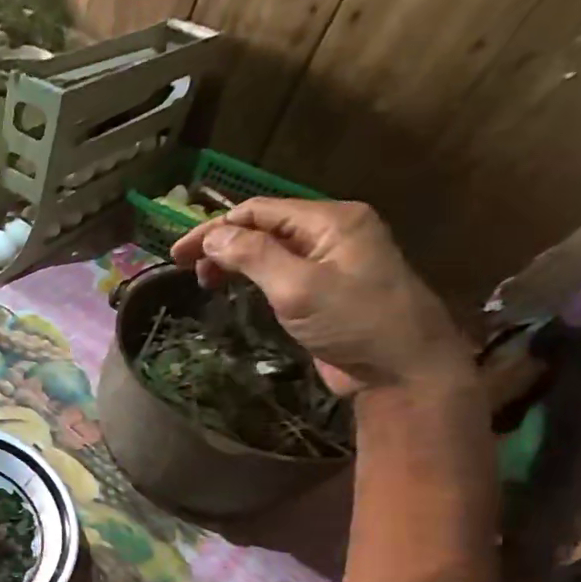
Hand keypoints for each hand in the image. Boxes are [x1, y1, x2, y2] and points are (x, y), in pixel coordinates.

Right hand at [170, 199, 469, 394]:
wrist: (403, 371)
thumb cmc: (354, 323)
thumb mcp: (298, 287)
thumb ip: (253, 256)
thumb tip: (211, 237)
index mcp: (331, 221)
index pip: (258, 210)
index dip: (213, 229)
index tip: (177, 255)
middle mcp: (332, 232)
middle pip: (262, 226)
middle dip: (221, 243)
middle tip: (187, 271)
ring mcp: (332, 260)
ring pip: (270, 248)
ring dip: (234, 260)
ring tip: (208, 283)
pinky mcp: (327, 288)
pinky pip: (281, 270)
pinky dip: (252, 275)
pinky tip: (237, 290)